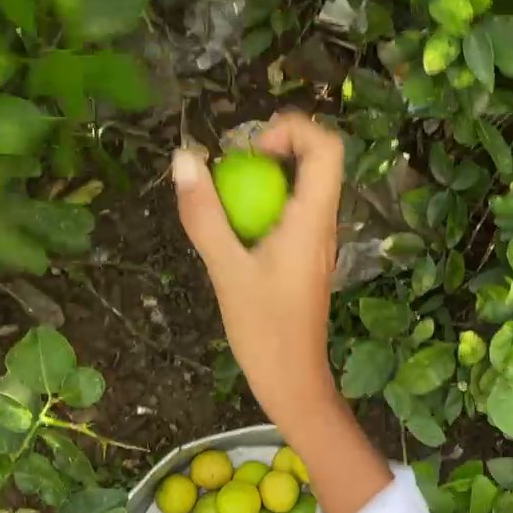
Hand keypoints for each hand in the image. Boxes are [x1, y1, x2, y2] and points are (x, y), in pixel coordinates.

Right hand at [171, 112, 344, 425]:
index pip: (328, 148)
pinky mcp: (306, 261)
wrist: (293, 381)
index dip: (293, 130)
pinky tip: (236, 233)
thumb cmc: (264, 332)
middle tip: (234, 169)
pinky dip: (266, 209)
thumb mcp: (226, 271)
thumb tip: (184, 158)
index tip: (252, 151)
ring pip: (304, 189)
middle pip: (317, 162)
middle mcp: (323, 226)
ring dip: (267, 181)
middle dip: (275, 150)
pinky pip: (293, 216)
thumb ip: (205, 215)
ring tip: (228, 199)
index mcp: (313, 221)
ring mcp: (317, 244)